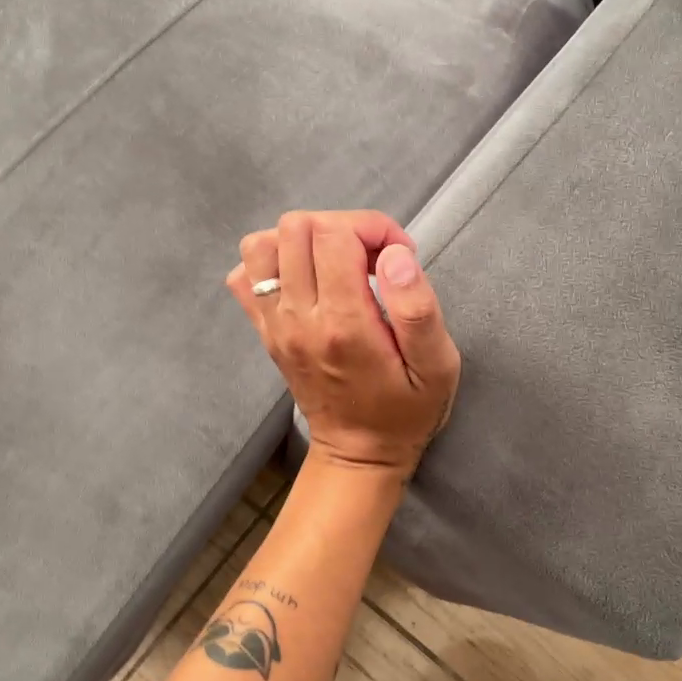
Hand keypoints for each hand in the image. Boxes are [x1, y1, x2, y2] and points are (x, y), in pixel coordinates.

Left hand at [226, 210, 461, 474]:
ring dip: (303, 239)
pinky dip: (271, 262)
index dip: (372, 227)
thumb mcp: (437, 366)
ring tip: (336, 262)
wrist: (357, 455)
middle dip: (340, 226)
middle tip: (369, 256)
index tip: (398, 253)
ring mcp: (274, 324)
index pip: (336, 235)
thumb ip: (419, 308)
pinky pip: (244, 276)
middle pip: (296, 228)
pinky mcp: (264, 332)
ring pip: (261, 244)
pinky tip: (305, 278)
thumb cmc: (405, 410)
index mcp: (344, 323)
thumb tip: (395, 254)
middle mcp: (298, 318)